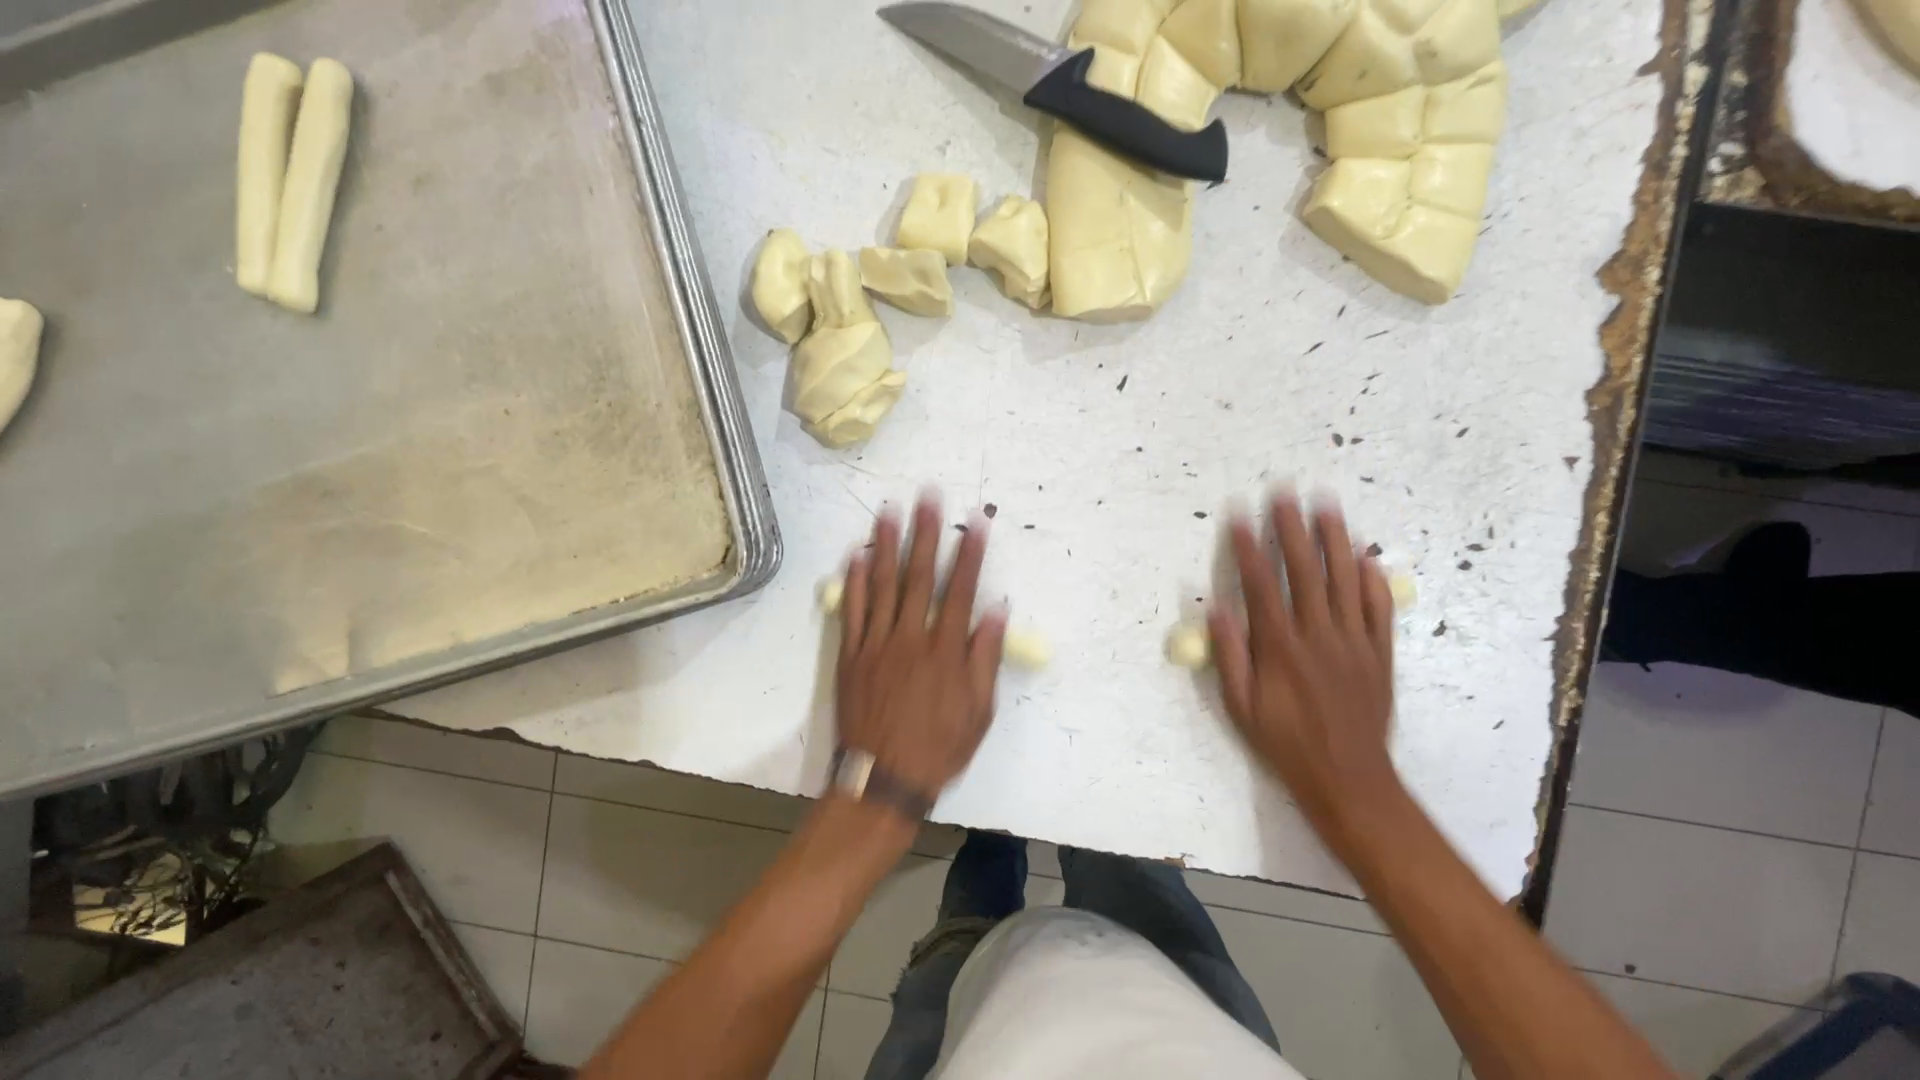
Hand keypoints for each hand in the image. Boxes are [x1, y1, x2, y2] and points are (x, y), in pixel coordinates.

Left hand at [836, 495, 1008, 802]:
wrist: (884, 778)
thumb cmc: (940, 747)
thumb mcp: (979, 710)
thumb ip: (985, 656)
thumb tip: (996, 609)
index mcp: (945, 649)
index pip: (960, 589)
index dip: (969, 553)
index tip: (975, 522)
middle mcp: (910, 637)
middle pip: (918, 576)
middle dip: (925, 533)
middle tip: (926, 496)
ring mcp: (876, 644)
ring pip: (881, 584)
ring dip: (885, 545)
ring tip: (889, 511)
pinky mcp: (851, 656)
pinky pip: (852, 611)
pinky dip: (854, 582)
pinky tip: (855, 556)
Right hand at [1209, 492, 1400, 838]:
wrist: (1348, 777)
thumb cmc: (1285, 743)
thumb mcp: (1241, 707)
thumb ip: (1230, 656)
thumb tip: (1217, 609)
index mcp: (1280, 649)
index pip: (1262, 586)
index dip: (1250, 549)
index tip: (1241, 516)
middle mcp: (1318, 636)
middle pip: (1305, 572)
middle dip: (1292, 529)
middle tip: (1285, 493)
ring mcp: (1353, 642)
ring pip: (1344, 580)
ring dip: (1334, 540)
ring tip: (1326, 505)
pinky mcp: (1379, 653)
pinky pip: (1378, 609)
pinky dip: (1372, 579)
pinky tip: (1365, 555)